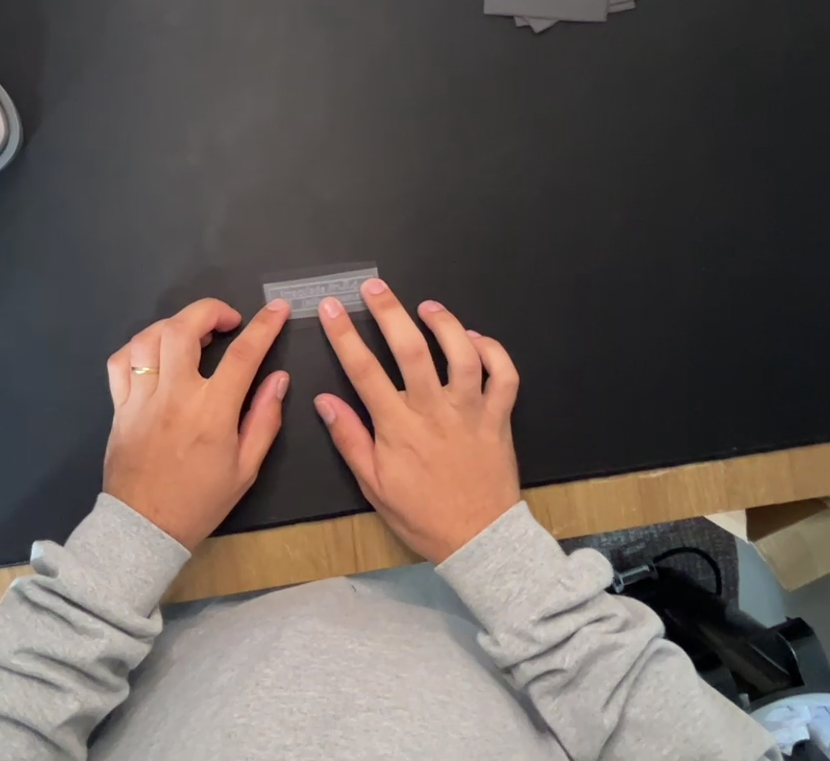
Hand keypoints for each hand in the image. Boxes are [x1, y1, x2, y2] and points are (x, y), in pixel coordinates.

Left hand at [102, 297, 291, 548]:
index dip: (264, 325)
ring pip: (149, 338)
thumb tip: (278, 378)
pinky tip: (154, 353)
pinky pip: (120, 361)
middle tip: (226, 320)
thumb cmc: (200, 501)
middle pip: (184, 328)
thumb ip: (264, 419)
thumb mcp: (246, 469)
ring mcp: (141, 398)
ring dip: (173, 325)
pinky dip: (138, 346)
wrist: (144, 529)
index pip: (243, 354)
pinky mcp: (119, 406)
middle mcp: (174, 395)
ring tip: (191, 334)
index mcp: (212, 411)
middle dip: (208, 311)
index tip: (276, 308)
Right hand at [313, 279, 520, 562]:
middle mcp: (434, 412)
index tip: (331, 308)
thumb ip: (349, 439)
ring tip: (427, 307)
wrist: (479, 542)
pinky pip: (504, 376)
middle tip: (375, 288)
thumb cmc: (422, 514)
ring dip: (445, 324)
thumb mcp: (374, 485)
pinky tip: (475, 339)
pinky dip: (493, 351)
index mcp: (398, 428)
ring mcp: (471, 412)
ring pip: (463, 355)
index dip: (344, 335)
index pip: (364, 371)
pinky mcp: (500, 417)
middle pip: (412, 350)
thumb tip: (324, 401)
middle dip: (390, 312)